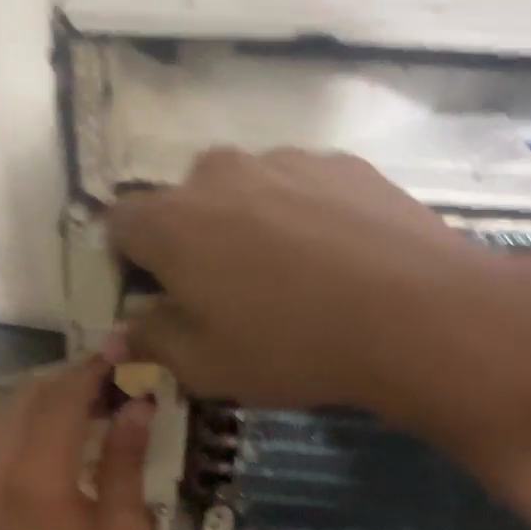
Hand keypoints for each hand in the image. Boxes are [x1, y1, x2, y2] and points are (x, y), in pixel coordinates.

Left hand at [0, 360, 153, 529]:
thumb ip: (126, 461)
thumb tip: (139, 405)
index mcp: (35, 473)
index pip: (64, 396)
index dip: (97, 367)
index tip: (128, 348)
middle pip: (33, 396)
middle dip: (76, 380)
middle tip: (120, 380)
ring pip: (13, 414)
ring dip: (53, 400)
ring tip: (99, 406)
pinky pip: (1, 438)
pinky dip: (33, 424)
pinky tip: (64, 436)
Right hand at [108, 148, 530, 474]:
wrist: (412, 313)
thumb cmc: (289, 347)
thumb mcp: (204, 367)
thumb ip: (150, 345)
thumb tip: (118, 336)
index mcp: (171, 222)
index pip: (120, 226)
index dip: (131, 265)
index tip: (159, 301)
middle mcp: (220, 175)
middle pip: (184, 206)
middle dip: (193, 247)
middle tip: (228, 300)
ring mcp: (286, 161)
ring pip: (245, 195)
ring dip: (248, 231)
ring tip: (290, 285)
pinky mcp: (342, 165)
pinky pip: (299, 191)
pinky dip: (301, 220)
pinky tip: (334, 266)